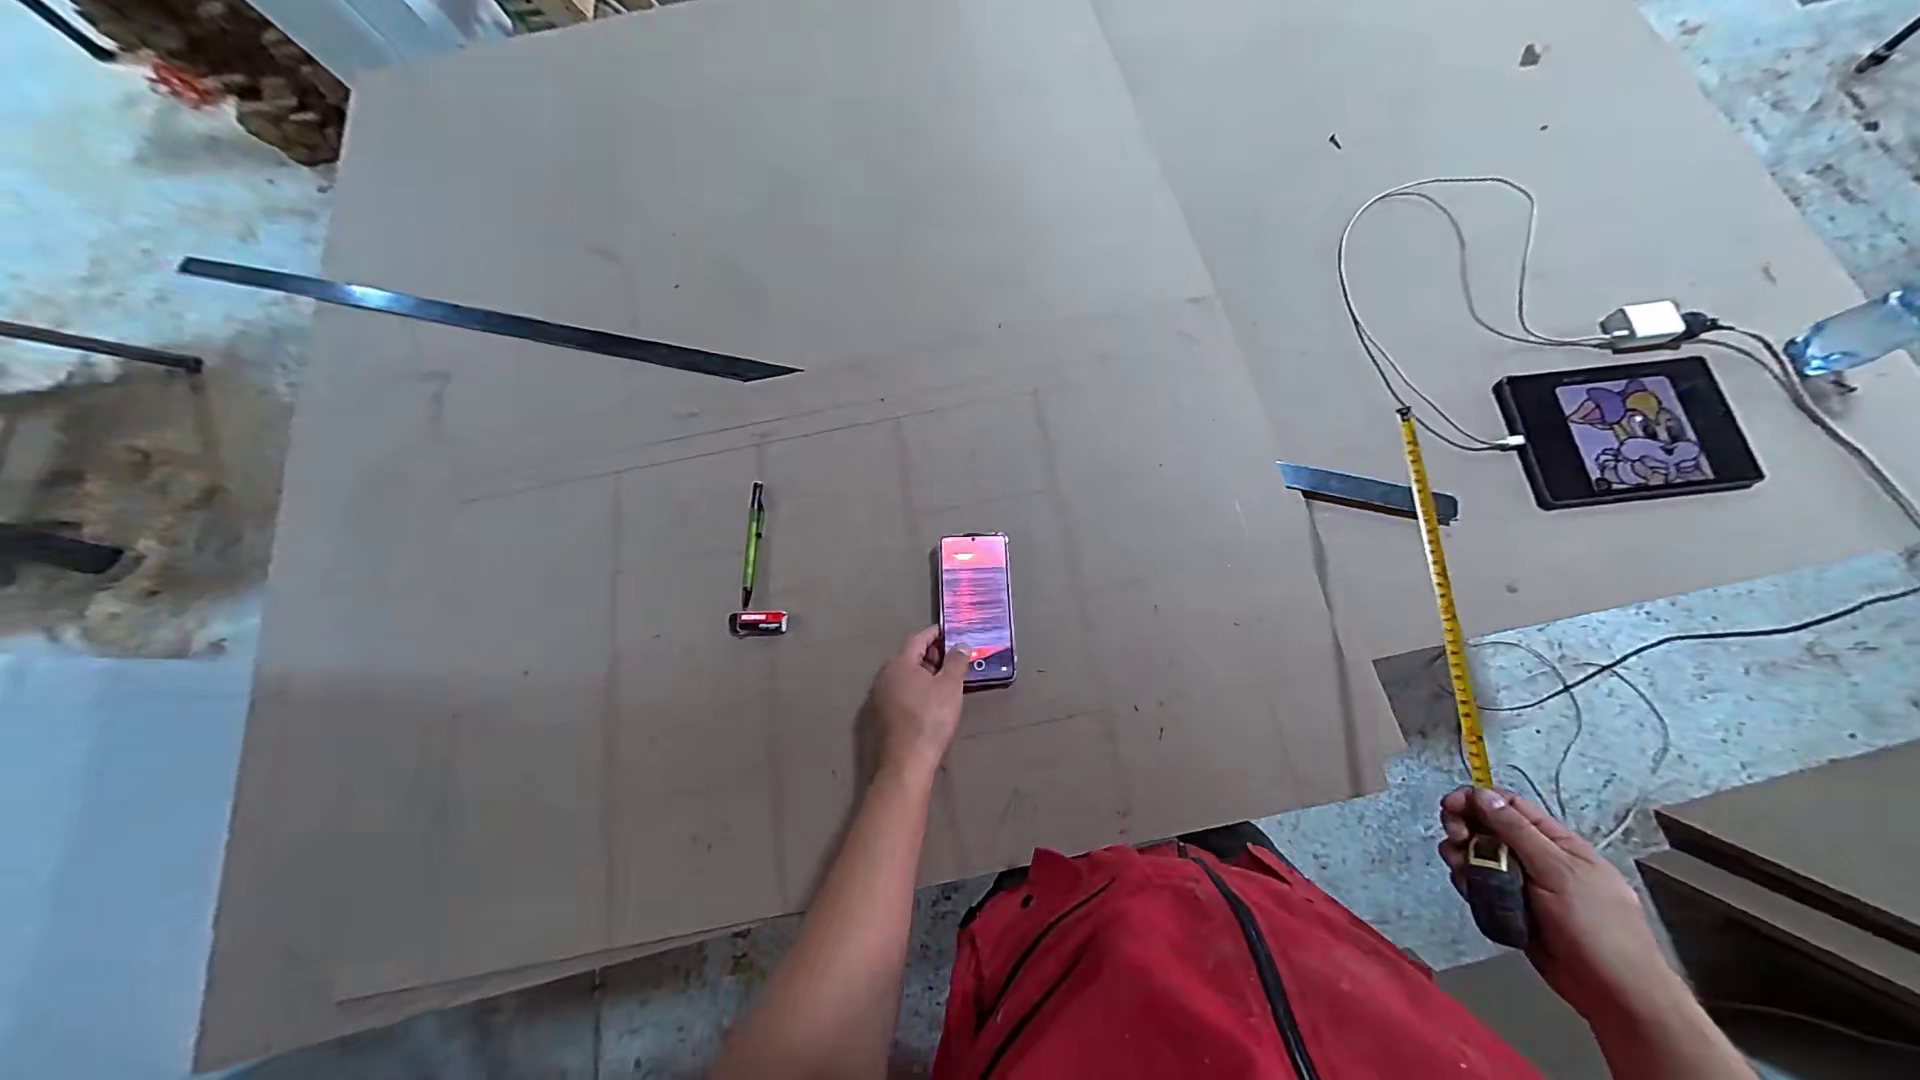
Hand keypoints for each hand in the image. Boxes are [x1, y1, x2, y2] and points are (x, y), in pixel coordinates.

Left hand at [863, 625, 967, 779]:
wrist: (906, 762)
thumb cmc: (930, 719)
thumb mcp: (950, 686)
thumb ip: (956, 661)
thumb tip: (960, 645)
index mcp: (899, 663)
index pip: (918, 638)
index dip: (936, 634)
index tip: (952, 634)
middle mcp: (884, 675)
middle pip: (910, 655)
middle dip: (932, 654)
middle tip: (954, 658)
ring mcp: (879, 695)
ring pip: (905, 675)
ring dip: (925, 672)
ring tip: (946, 679)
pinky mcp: (881, 714)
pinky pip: (901, 691)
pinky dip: (916, 688)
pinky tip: (931, 699)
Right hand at [1440, 787, 1686, 1029]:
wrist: (1614, 994)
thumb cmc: (1598, 928)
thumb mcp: (1559, 871)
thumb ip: (1518, 831)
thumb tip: (1483, 794)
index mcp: (1555, 841)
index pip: (1508, 804)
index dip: (1475, 799)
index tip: (1450, 806)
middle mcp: (1534, 856)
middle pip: (1485, 826)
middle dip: (1463, 827)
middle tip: (1456, 839)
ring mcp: (1520, 881)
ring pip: (1475, 854)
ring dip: (1461, 857)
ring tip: (1465, 872)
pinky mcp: (1508, 904)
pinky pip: (1477, 882)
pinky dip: (1467, 882)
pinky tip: (1471, 891)